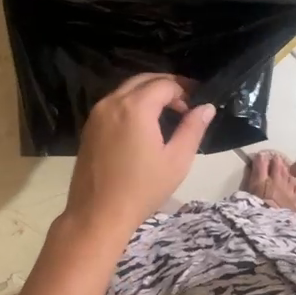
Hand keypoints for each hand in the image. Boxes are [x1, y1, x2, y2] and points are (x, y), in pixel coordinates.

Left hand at [65, 74, 214, 236]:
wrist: (98, 214)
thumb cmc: (142, 189)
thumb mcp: (176, 160)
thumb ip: (192, 129)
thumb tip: (206, 107)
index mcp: (135, 107)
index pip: (165, 84)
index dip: (184, 91)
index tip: (196, 106)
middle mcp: (112, 102)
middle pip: (143, 80)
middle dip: (166, 86)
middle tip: (185, 103)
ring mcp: (96, 114)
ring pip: (126, 90)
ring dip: (148, 94)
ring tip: (167, 113)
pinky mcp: (89, 127)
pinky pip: (114, 104)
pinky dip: (131, 104)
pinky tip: (143, 125)